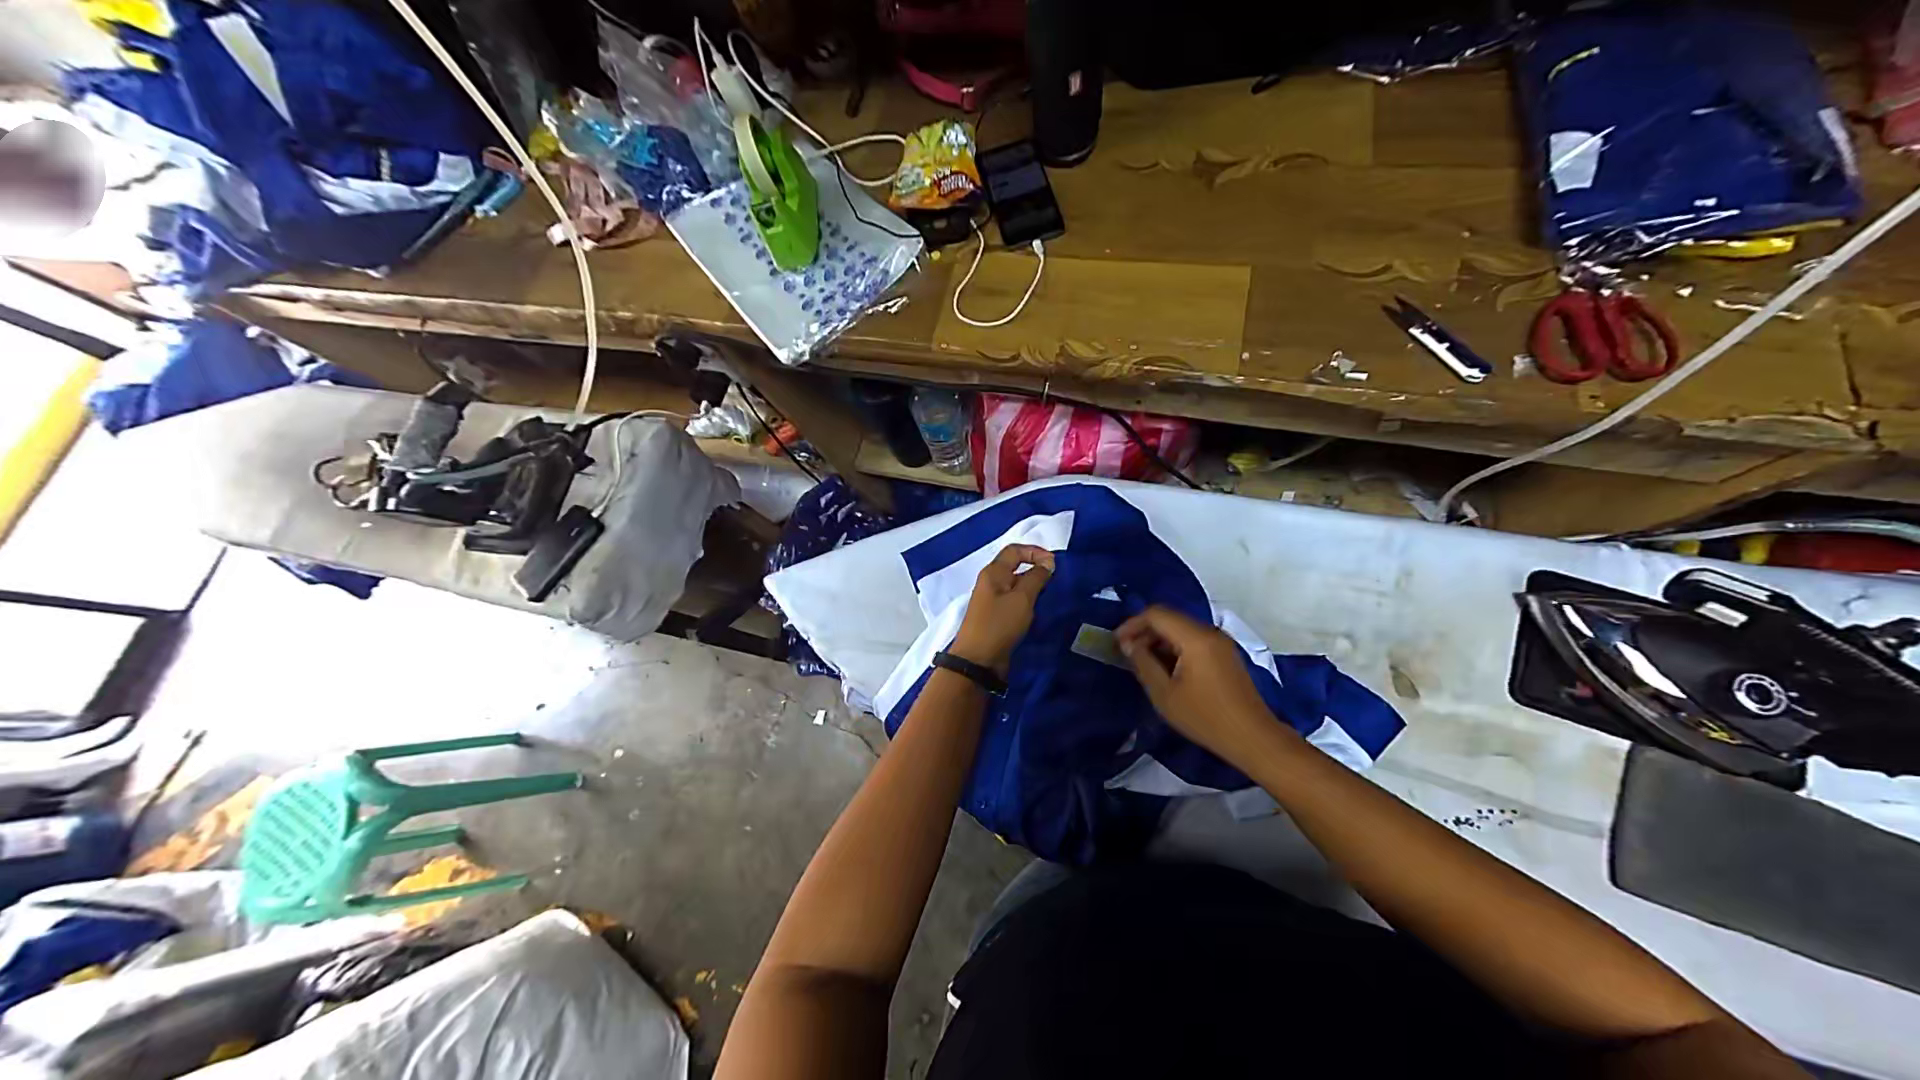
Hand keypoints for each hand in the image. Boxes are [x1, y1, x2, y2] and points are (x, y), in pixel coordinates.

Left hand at [948, 544, 1054, 675]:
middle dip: (1036, 570)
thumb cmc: (999, 625)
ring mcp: (992, 601)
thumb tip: (1047, 562)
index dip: (1035, 552)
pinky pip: (1014, 602)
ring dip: (1033, 588)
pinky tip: (1039, 612)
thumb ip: (1036, 577)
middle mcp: (990, 583)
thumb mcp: (1022, 599)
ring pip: (1016, 586)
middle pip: (1015, 567)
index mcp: (993, 572)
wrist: (977, 661)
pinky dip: (1027, 603)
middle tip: (1056, 582)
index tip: (1054, 564)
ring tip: (1050, 597)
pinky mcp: (996, 617)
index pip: (1014, 550)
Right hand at [1116, 605, 1287, 766]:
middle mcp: (1210, 632)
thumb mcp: (1164, 694)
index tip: (1116, 643)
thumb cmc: (1205, 717)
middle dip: (1145, 632)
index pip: (1156, 614)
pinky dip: (1175, 648)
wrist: (1253, 738)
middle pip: (1170, 618)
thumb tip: (1129, 644)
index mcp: (1195, 638)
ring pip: (1182, 629)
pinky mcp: (1226, 654)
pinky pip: (1194, 640)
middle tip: (1127, 654)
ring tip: (1143, 663)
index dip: (1132, 624)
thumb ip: (1143, 663)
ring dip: (1159, 640)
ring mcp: (1221, 643)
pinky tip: (1166, 669)